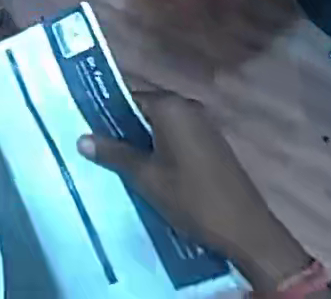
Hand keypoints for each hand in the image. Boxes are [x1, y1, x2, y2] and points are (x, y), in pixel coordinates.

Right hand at [78, 90, 313, 289]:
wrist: (249, 233)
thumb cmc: (192, 198)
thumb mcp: (146, 178)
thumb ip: (114, 154)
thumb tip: (81, 139)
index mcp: (170, 106)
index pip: (128, 96)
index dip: (106, 110)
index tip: (88, 124)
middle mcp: (187, 106)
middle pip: (145, 108)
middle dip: (123, 125)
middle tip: (100, 144)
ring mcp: (204, 124)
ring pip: (161, 124)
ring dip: (143, 139)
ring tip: (121, 159)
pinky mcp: (214, 144)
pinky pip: (178, 135)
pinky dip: (162, 147)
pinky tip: (151, 169)